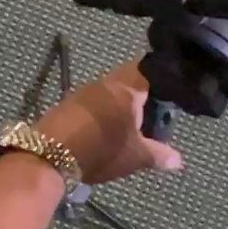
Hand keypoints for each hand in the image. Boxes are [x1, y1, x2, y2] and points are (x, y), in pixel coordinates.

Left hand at [35, 60, 184, 185]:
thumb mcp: (135, 156)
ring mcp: (83, 92)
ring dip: (121, 107)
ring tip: (130, 129)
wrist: (48, 155)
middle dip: (142, 97)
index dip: (162, 77)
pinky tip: (105, 133)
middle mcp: (105, 83)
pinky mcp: (67, 105)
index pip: (150, 69)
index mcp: (127, 88)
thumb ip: (159, 155)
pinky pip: (94, 104)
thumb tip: (179, 160)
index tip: (171, 93)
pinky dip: (103, 114)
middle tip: (153, 117)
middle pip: (130, 81)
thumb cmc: (101, 149)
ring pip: (110, 93)